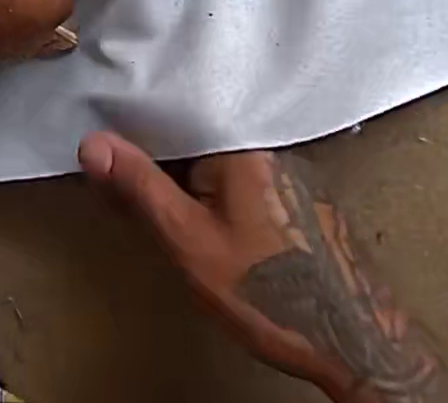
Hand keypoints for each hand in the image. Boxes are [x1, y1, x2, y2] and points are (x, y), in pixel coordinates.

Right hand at [79, 133, 447, 402]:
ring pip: (207, 143)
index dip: (129, 111)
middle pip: (188, 122)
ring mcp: (278, 159)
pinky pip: (228, 161)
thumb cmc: (271, 290)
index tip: (95, 119)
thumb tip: (91, 142)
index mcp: (239, 137)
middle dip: (148, 137)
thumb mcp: (190, 241)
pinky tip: (179, 191)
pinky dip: (199, 172)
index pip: (171, 102)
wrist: (356, 344)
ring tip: (134, 169)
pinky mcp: (285, 184)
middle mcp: (262, 136)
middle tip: (109, 156)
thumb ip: (140, 186)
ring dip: (172, 157)